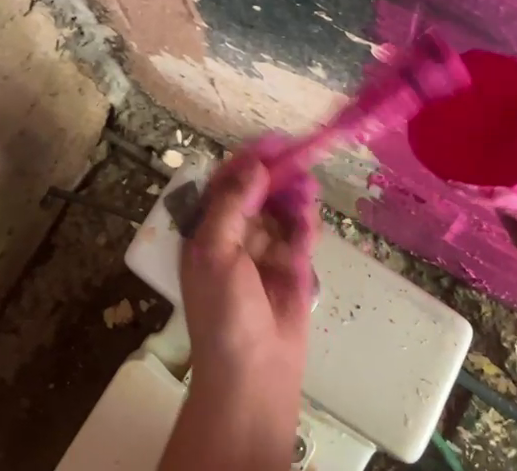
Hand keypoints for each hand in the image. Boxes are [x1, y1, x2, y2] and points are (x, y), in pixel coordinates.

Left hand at [180, 151, 318, 402]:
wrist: (254, 375)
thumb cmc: (223, 315)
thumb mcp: (215, 253)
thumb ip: (232, 205)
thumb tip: (254, 167)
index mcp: (206, 231)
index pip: (226, 183)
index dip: (248, 160)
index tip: (274, 142)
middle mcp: (235, 235)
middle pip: (259, 191)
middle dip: (278, 174)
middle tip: (302, 157)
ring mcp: (265, 250)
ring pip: (282, 208)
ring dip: (295, 195)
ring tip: (308, 190)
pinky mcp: (292, 266)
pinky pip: (300, 233)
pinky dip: (306, 223)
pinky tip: (309, 220)